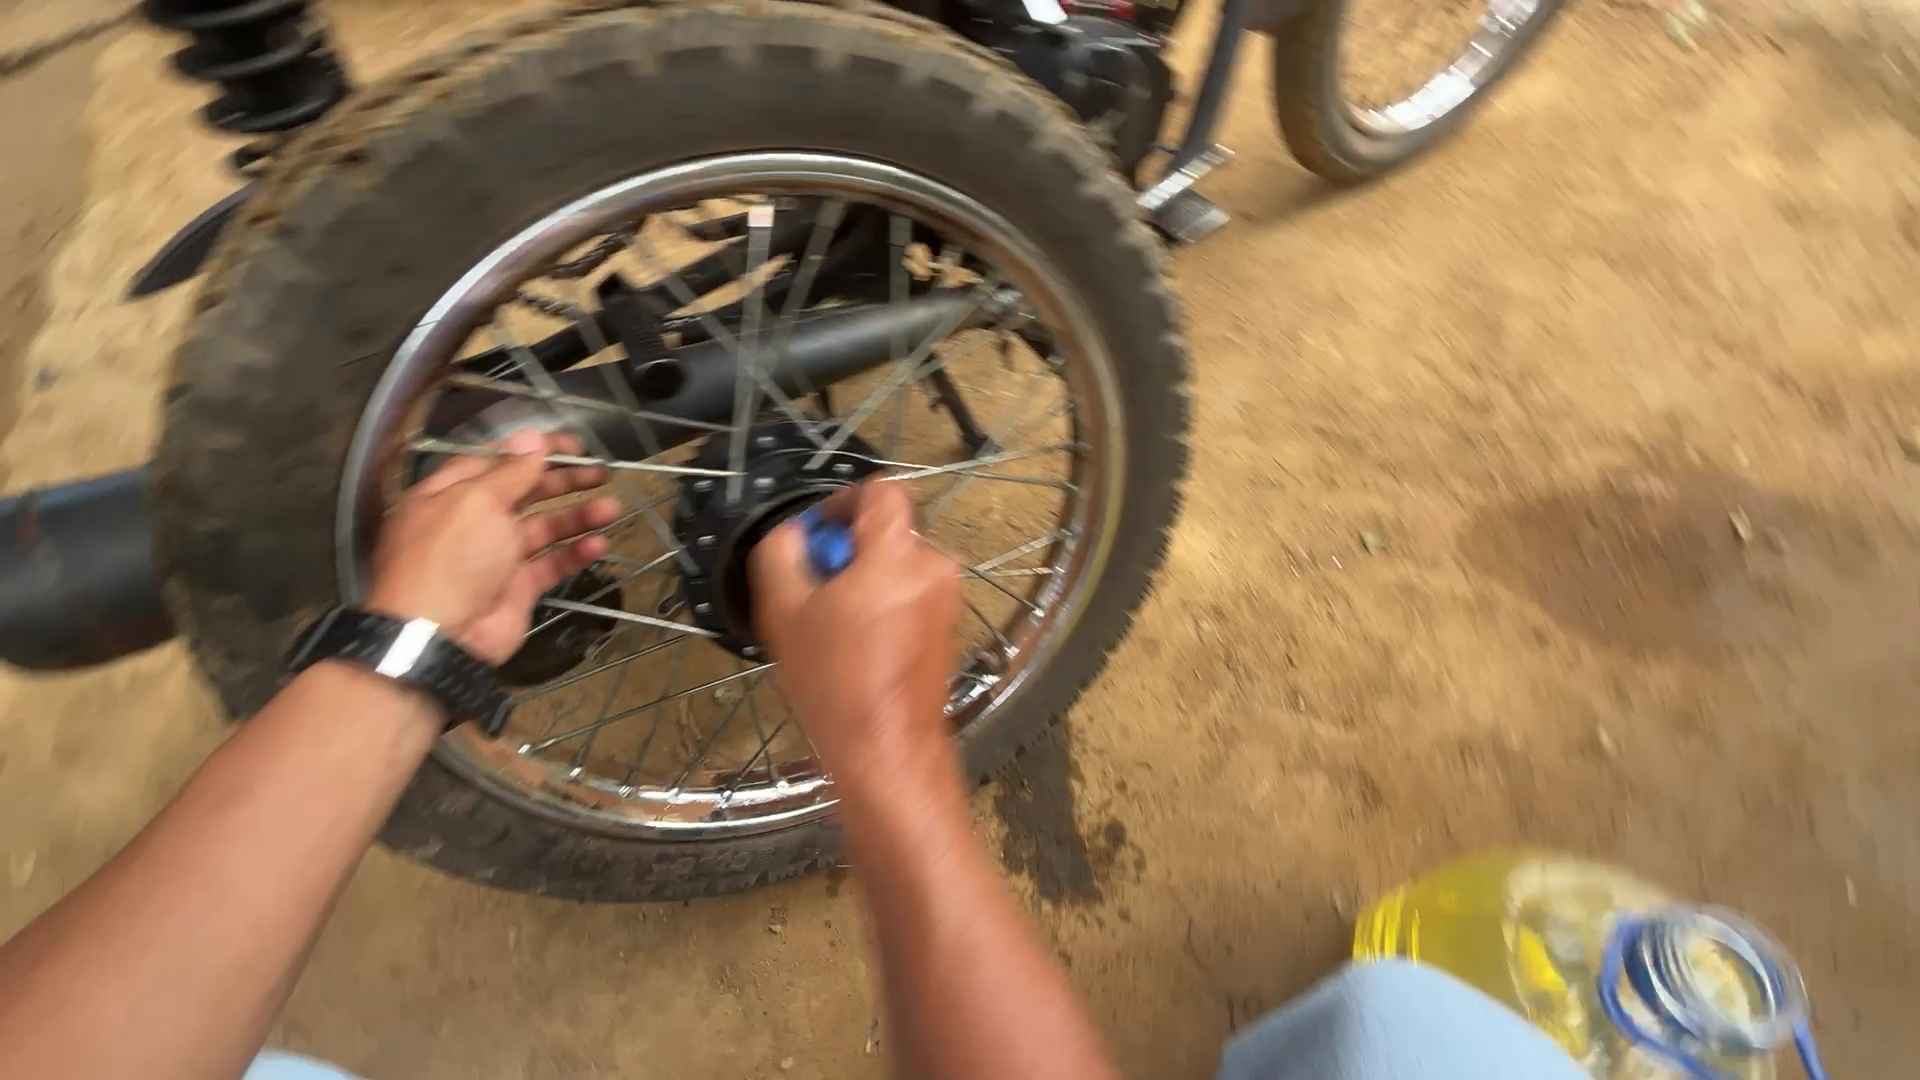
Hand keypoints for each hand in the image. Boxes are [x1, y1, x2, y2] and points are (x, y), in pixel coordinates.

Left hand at [365, 430, 618, 664]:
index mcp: (451, 494)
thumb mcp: (477, 502)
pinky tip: (598, 545)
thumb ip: (511, 471)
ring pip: (544, 528)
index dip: (533, 449)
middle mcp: (473, 521)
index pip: (495, 461)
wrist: (441, 634)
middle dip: (564, 481)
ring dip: (578, 516)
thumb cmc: (450, 557)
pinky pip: (551, 563)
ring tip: (612, 508)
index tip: (572, 445)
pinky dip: (575, 553)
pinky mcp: (518, 586)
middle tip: (602, 472)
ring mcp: (496, 556)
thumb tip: (531, 437)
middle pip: (525, 492)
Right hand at [749, 480, 961, 784]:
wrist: (888, 749)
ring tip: (836, 623)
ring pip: (900, 562)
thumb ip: (782, 552)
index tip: (821, 534)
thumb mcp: (785, 612)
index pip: (882, 490)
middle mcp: (935, 565)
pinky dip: (887, 600)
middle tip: (818, 589)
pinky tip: (862, 641)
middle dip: (851, 549)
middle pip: (888, 531)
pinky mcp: (950, 623)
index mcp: (898, 553)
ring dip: (867, 577)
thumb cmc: (834, 681)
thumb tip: (797, 532)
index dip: (845, 500)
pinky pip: (914, 590)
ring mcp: (949, 597)